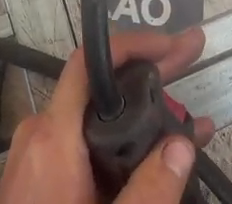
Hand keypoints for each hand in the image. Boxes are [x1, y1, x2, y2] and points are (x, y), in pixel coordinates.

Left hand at [0, 28, 215, 203]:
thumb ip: (150, 188)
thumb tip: (184, 144)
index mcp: (54, 137)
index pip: (88, 64)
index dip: (131, 44)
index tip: (170, 43)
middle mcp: (41, 136)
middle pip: (100, 88)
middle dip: (151, 73)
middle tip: (191, 53)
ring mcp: (40, 156)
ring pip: (97, 119)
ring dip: (144, 114)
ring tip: (191, 118)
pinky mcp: (43, 177)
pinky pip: (86, 144)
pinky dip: (124, 142)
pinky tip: (160, 155)